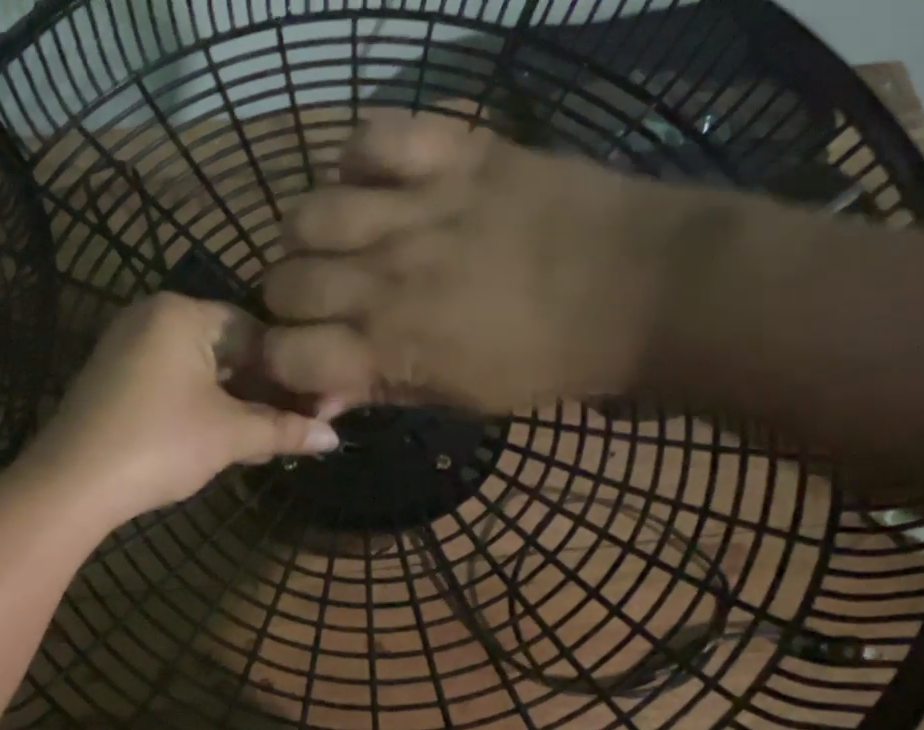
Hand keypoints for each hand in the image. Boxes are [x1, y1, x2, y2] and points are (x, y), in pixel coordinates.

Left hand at [27, 294, 340, 515]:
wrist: (72, 484)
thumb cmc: (159, 445)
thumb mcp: (229, 436)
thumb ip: (284, 429)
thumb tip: (335, 439)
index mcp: (181, 312)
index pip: (257, 331)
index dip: (292, 372)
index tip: (321, 407)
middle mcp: (152, 317)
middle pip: (228, 349)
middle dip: (266, 391)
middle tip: (301, 426)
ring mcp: (128, 347)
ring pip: (202, 370)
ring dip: (238, 404)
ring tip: (271, 439)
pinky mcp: (114, 379)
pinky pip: (174, 383)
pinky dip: (204, 407)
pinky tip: (229, 439)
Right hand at [263, 110, 706, 413]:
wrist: (646, 291)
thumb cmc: (549, 363)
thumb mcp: (458, 398)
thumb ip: (379, 389)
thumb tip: (318, 393)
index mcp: (387, 346)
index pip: (281, 353)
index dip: (278, 359)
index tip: (299, 356)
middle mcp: (384, 276)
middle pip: (283, 281)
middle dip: (291, 299)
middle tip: (325, 300)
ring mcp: (418, 208)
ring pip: (308, 211)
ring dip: (311, 234)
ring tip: (342, 239)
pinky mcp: (456, 153)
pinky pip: (373, 136)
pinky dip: (362, 156)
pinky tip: (378, 180)